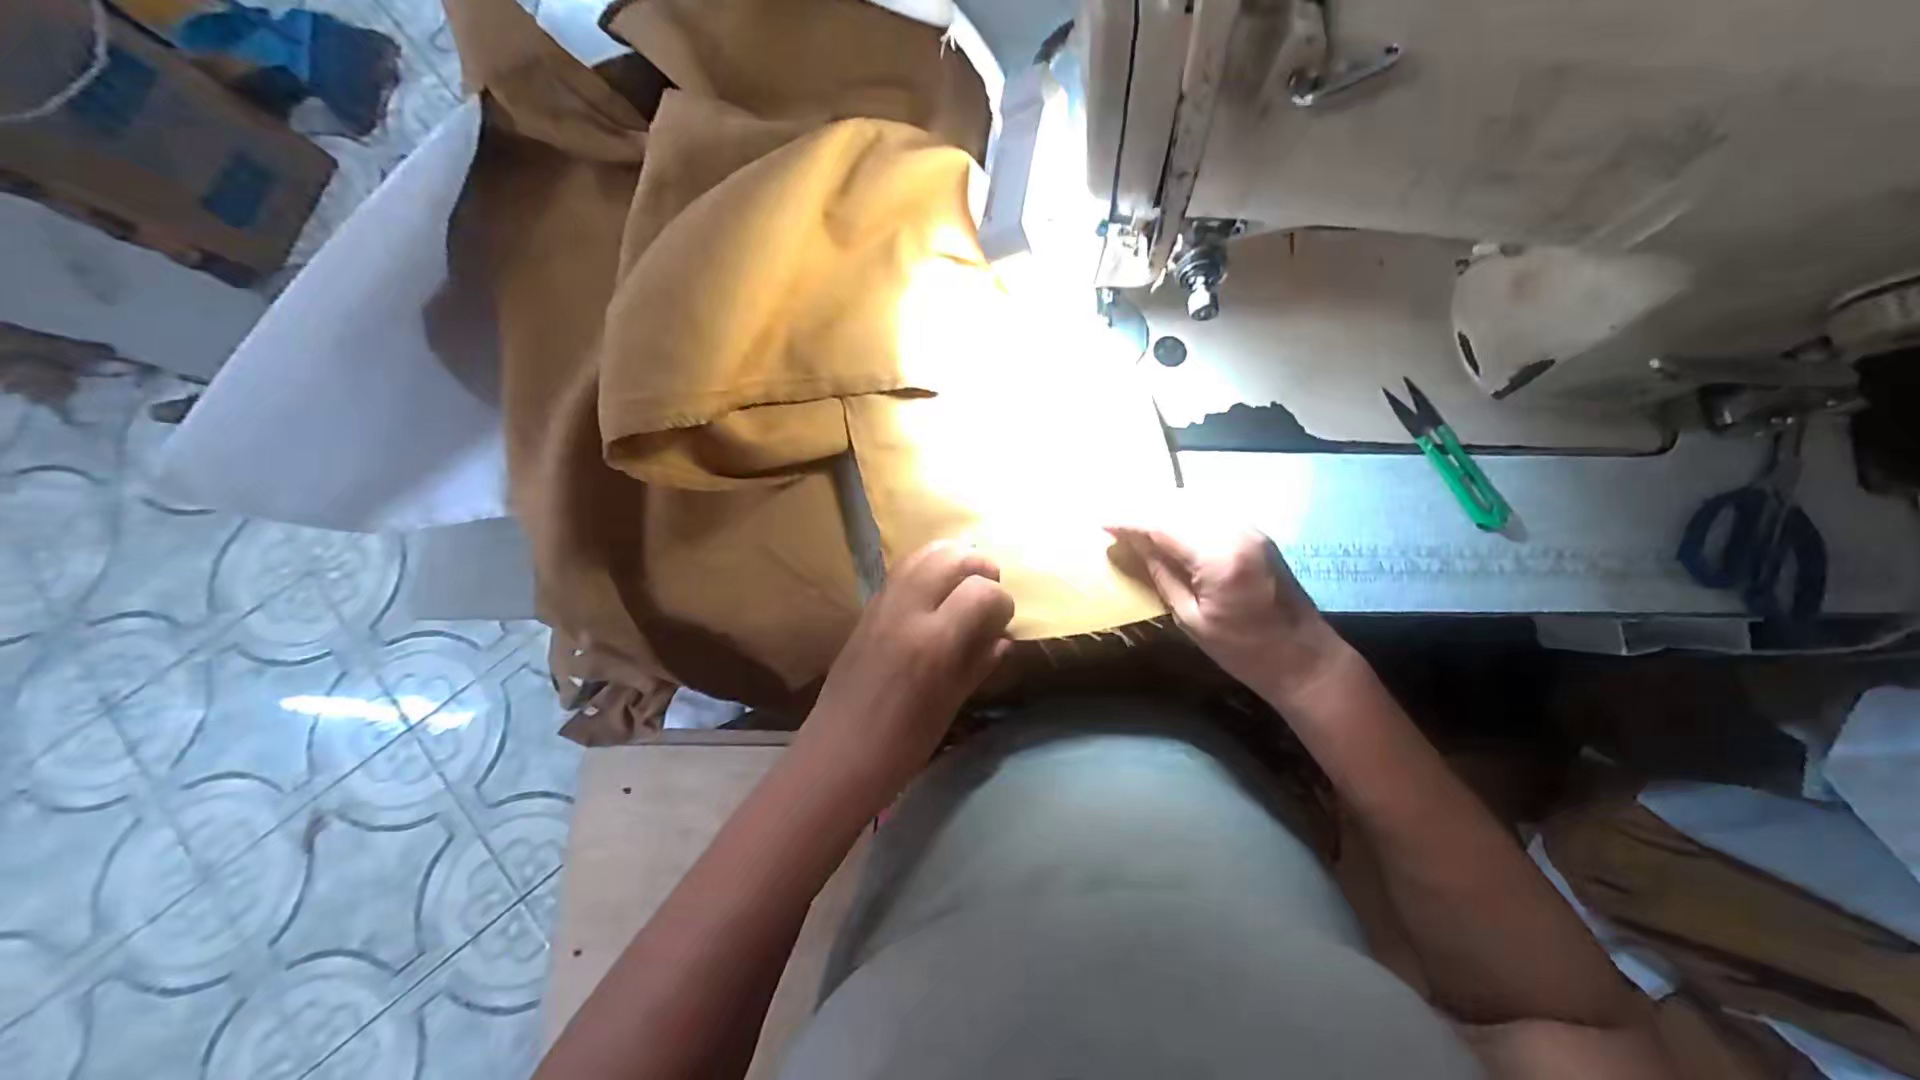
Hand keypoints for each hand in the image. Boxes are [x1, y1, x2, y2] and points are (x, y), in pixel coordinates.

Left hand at [803, 540, 1014, 792]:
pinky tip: (934, 597)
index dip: (1002, 602)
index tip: (1002, 623)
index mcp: (934, 641)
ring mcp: (881, 605)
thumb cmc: (903, 744)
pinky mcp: (866, 608)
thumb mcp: (952, 704)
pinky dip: (926, 570)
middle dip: (979, 568)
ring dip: (951, 561)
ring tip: (963, 587)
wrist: (838, 754)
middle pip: (951, 555)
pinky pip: (902, 571)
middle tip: (987, 594)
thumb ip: (979, 661)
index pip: (983, 591)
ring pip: (923, 553)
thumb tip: (1000, 637)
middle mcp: (906, 610)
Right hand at [1107, 522, 1348, 705]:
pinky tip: (1165, 526)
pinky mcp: (1255, 532)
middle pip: (1176, 504)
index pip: (1162, 523)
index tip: (1100, 522)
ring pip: (1193, 502)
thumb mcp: (1190, 617)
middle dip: (1141, 508)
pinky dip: (1182, 513)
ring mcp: (1249, 527)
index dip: (1128, 520)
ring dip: (1161, 508)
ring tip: (1132, 522)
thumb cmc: (1243, 650)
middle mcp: (1235, 530)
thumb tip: (1130, 542)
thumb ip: (1160, 572)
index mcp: (1218, 555)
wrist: (1305, 658)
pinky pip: (1209, 510)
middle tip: (1111, 520)